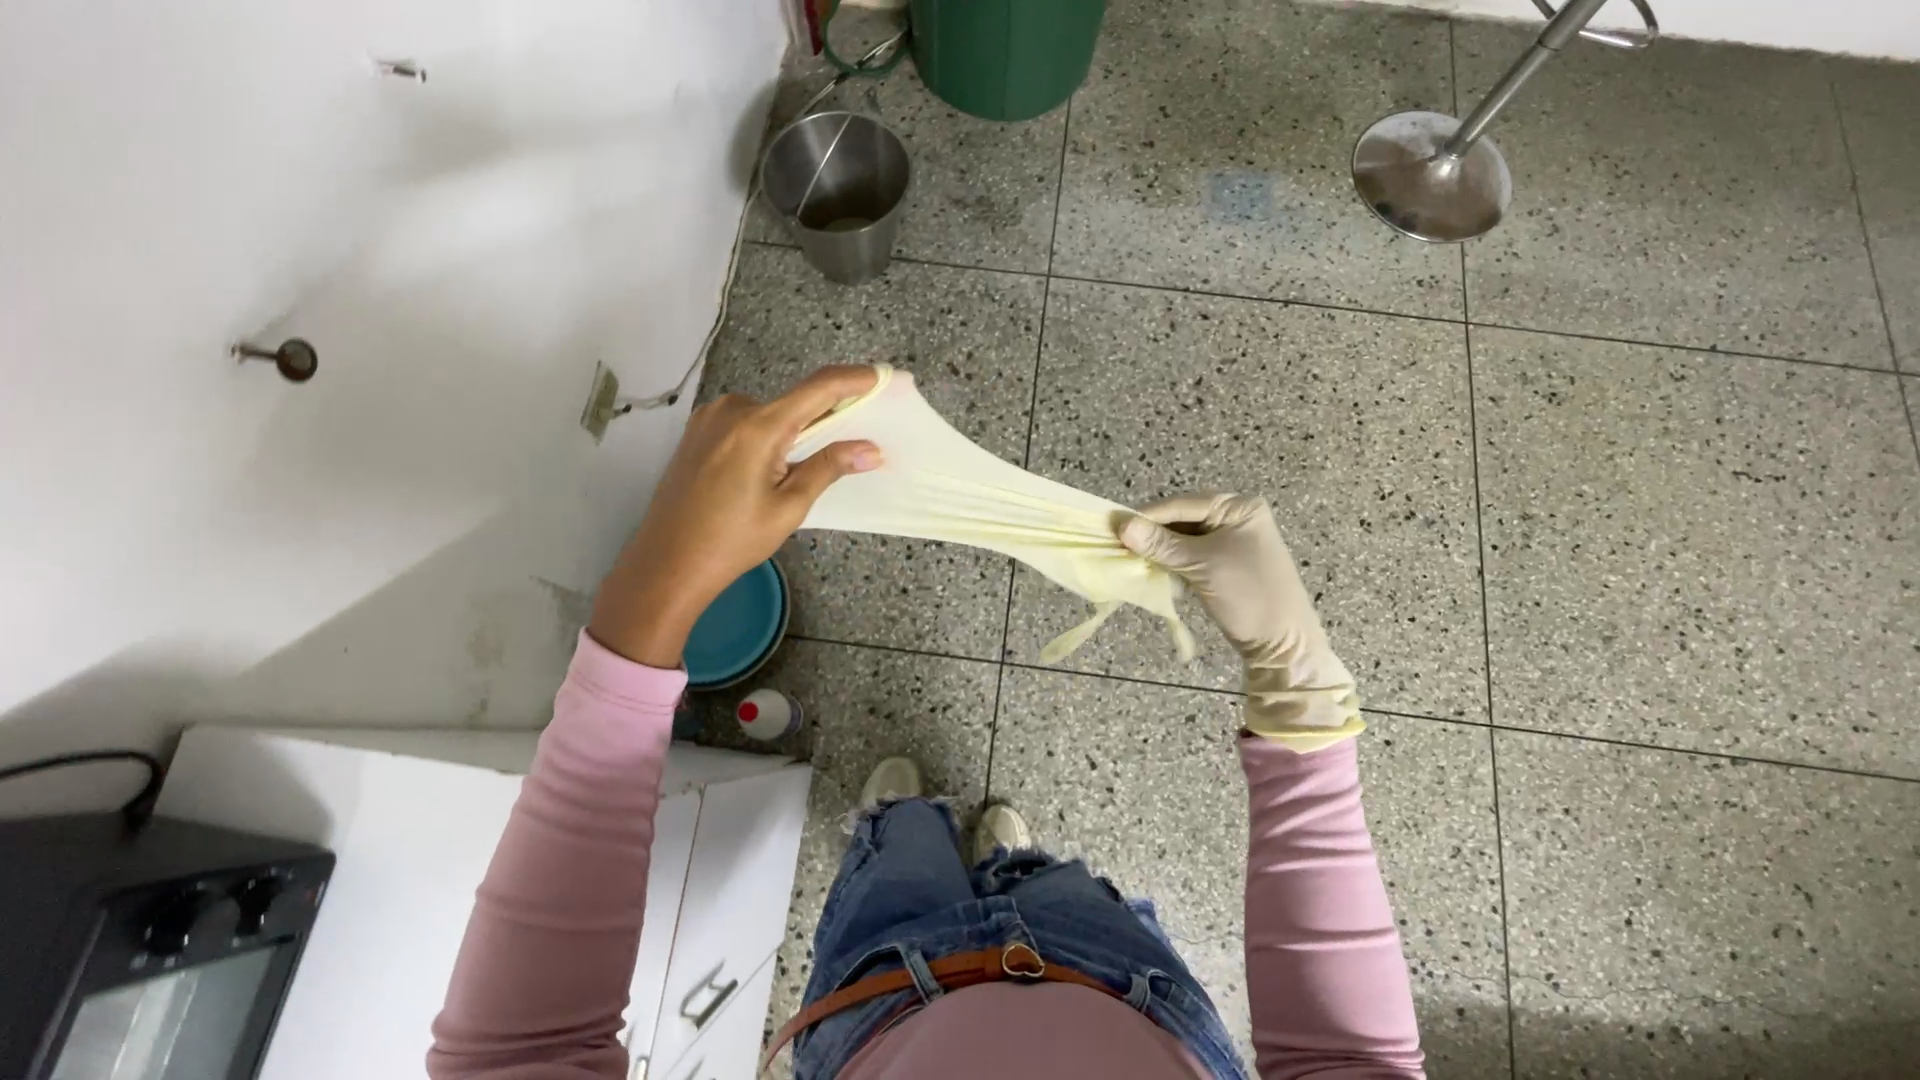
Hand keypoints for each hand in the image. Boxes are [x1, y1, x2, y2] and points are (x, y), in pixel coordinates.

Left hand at [589, 365, 880, 667]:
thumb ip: (829, 468)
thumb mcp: (789, 506)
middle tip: (852, 440)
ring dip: (792, 431)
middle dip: (825, 417)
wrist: (668, 562)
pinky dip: (767, 435)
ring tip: (802, 470)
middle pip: (793, 402)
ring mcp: (709, 418)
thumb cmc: (732, 541)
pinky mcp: (697, 431)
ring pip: (769, 414)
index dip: (853, 380)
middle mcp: (732, 410)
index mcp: (758, 426)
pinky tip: (769, 469)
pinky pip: (745, 422)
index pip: (818, 388)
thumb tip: (871, 450)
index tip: (881, 378)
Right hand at [1120, 493, 1361, 745]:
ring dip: (1162, 550)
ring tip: (1135, 559)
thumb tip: (1121, 525)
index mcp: (1240, 507)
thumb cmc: (1248, 595)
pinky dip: (1174, 563)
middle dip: (1154, 534)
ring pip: (1185, 538)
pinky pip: (1192, 555)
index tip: (1115, 527)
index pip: (1183, 504)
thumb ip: (1161, 544)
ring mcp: (1232, 541)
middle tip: (1122, 545)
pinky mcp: (1225, 563)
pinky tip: (1158, 572)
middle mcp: (1237, 518)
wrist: (1282, 642)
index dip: (1148, 516)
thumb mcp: (1201, 566)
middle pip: (1183, 519)